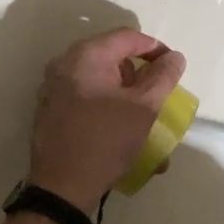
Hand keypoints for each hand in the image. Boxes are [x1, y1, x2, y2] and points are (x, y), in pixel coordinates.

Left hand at [28, 29, 186, 215]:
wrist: (62, 186)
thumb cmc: (106, 140)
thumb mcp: (143, 108)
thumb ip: (162, 77)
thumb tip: (174, 57)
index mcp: (86, 55)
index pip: (128, 37)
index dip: (155, 48)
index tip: (173, 67)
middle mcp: (64, 63)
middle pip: (111, 57)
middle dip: (138, 76)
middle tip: (156, 96)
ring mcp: (52, 87)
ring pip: (98, 80)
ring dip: (124, 96)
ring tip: (142, 121)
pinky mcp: (49, 109)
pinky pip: (84, 97)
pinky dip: (105, 107)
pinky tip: (119, 131)